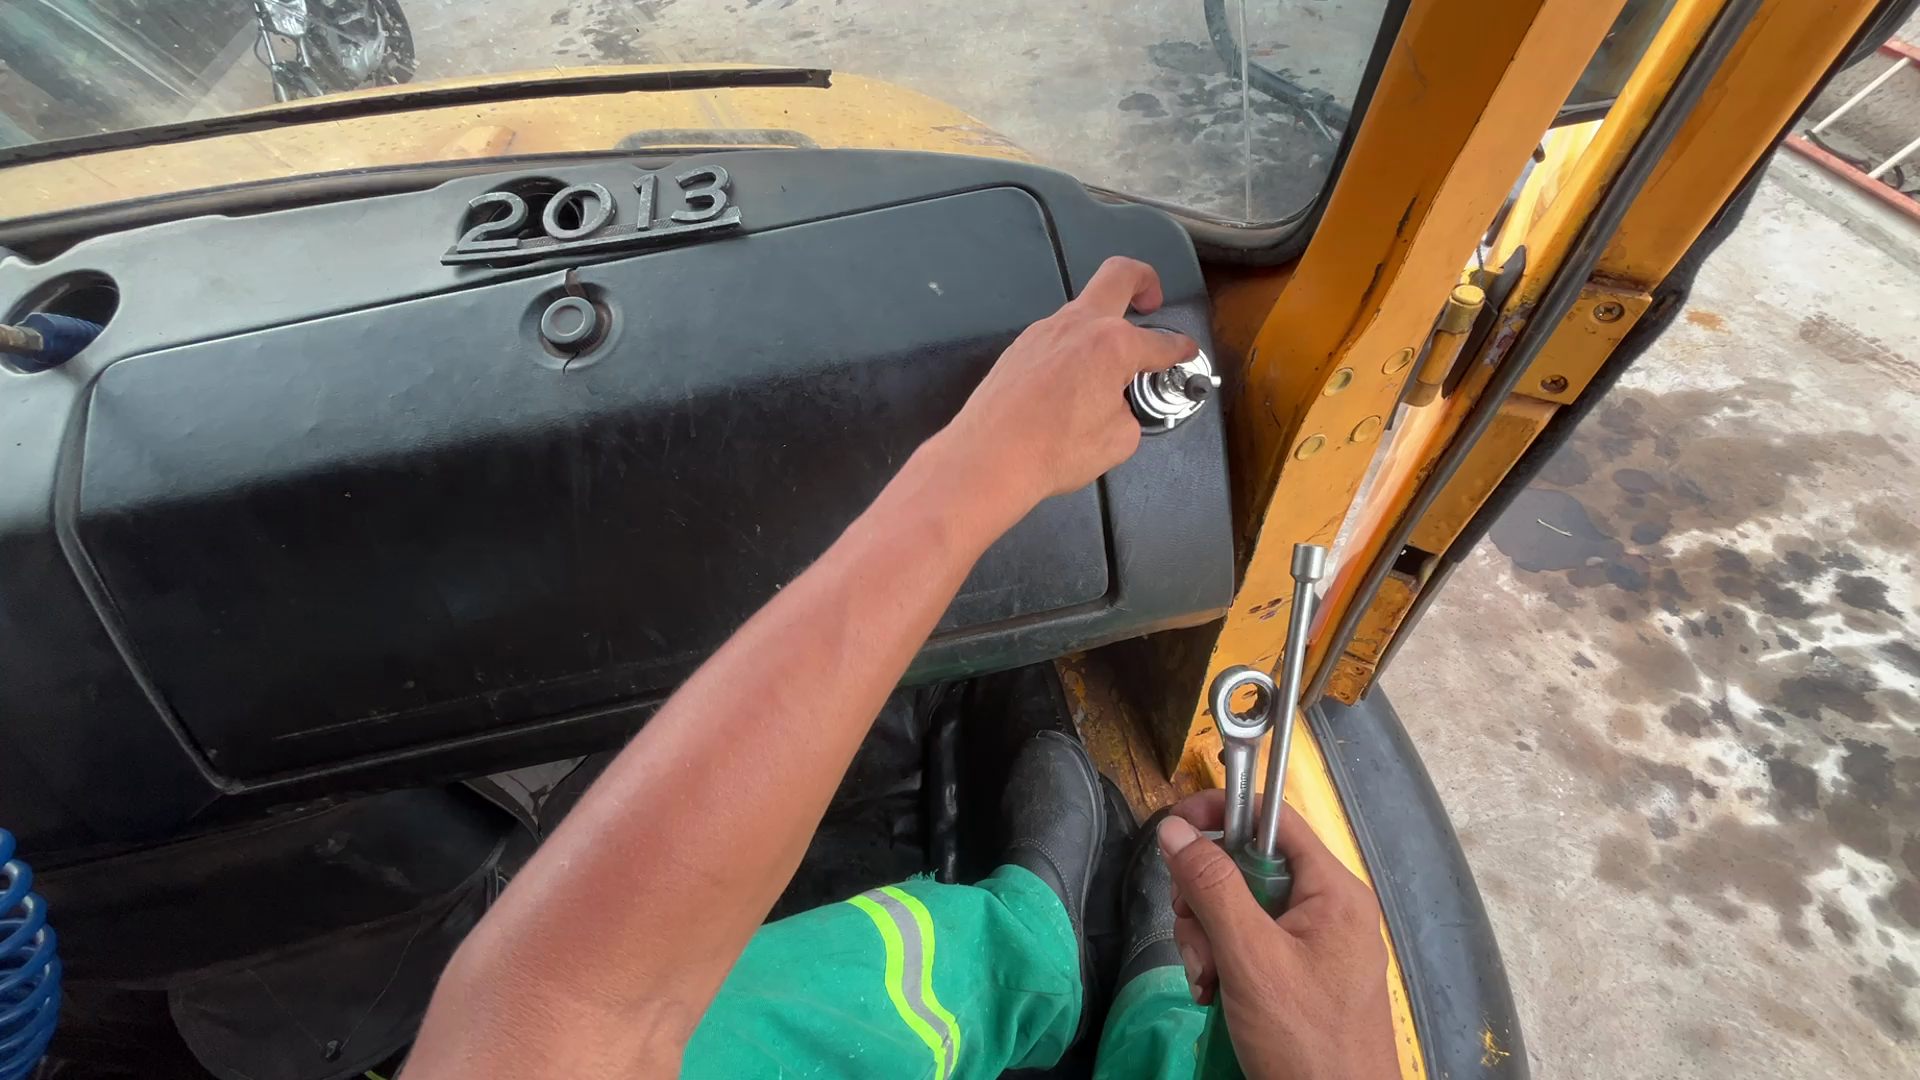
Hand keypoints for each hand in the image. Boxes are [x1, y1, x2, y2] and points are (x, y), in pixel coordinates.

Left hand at [936, 256, 1197, 509]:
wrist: (988, 459)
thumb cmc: (1050, 450)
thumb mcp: (1118, 440)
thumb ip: (1129, 413)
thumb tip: (1119, 408)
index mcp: (1111, 345)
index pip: (1160, 342)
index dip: (1178, 349)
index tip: (1182, 352)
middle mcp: (1076, 327)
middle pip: (1118, 276)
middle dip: (1144, 281)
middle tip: (1152, 299)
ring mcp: (1041, 334)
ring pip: (1080, 311)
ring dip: (1100, 326)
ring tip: (1107, 362)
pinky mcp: (1017, 351)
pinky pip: (1053, 340)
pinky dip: (1070, 352)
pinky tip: (1070, 383)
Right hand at [1157, 790, 1399, 1079]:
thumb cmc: (1305, 1042)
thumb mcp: (1251, 958)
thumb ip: (1212, 886)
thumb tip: (1172, 826)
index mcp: (1331, 890)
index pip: (1271, 817)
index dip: (1220, 812)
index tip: (1175, 828)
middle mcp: (1322, 906)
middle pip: (1243, 861)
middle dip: (1204, 894)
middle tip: (1190, 926)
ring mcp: (1307, 940)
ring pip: (1233, 901)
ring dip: (1204, 933)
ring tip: (1205, 976)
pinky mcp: (1292, 970)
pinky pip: (1240, 937)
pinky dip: (1216, 956)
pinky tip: (1212, 989)